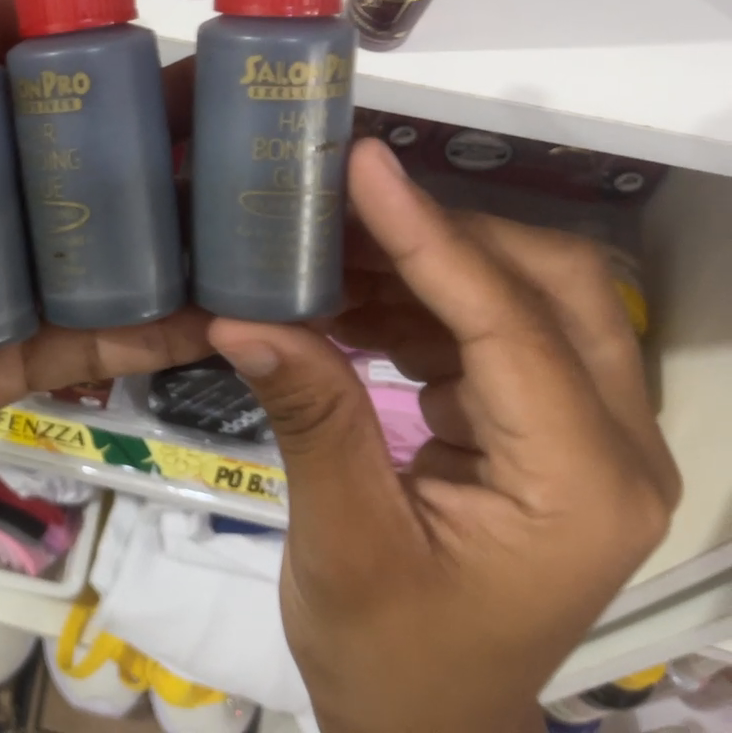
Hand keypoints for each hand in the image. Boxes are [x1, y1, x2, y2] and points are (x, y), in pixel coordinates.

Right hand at [210, 140, 678, 731]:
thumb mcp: (342, 538)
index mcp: (581, 483)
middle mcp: (606, 447)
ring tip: (318, 242)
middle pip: (552, 292)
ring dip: (420, 262)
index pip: (511, 325)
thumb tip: (239, 317)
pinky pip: (480, 337)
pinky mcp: (525, 435)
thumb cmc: (388, 646)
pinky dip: (409, 302)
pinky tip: (336, 300)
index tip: (361, 167)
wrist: (419, 714)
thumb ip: (309, 418)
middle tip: (333, 198)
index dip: (431, 237)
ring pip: (519, 304)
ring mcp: (571, 438)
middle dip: (443, 231)